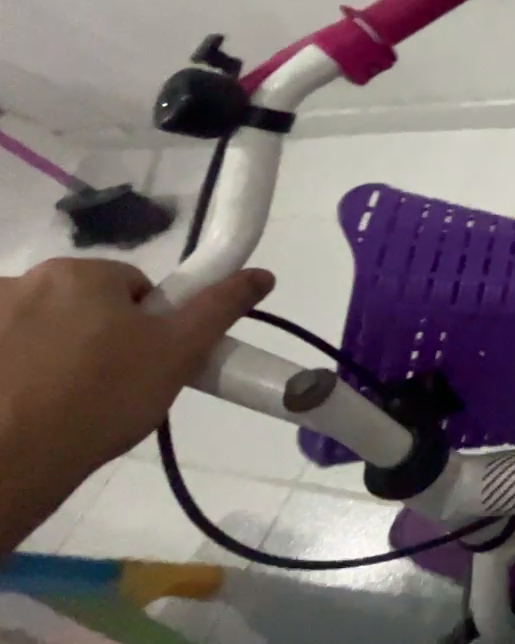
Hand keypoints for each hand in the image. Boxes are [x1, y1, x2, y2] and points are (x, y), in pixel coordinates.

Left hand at [0, 258, 272, 494]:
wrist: (2, 467)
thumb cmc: (102, 397)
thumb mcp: (181, 350)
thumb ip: (221, 306)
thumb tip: (262, 275)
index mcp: (76, 274)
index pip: (129, 286)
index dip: (146, 321)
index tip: (145, 357)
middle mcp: (13, 285)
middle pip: (77, 305)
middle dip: (94, 335)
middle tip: (107, 382)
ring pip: (31, 332)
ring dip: (45, 354)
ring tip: (56, 403)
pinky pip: (2, 356)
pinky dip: (11, 375)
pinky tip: (17, 407)